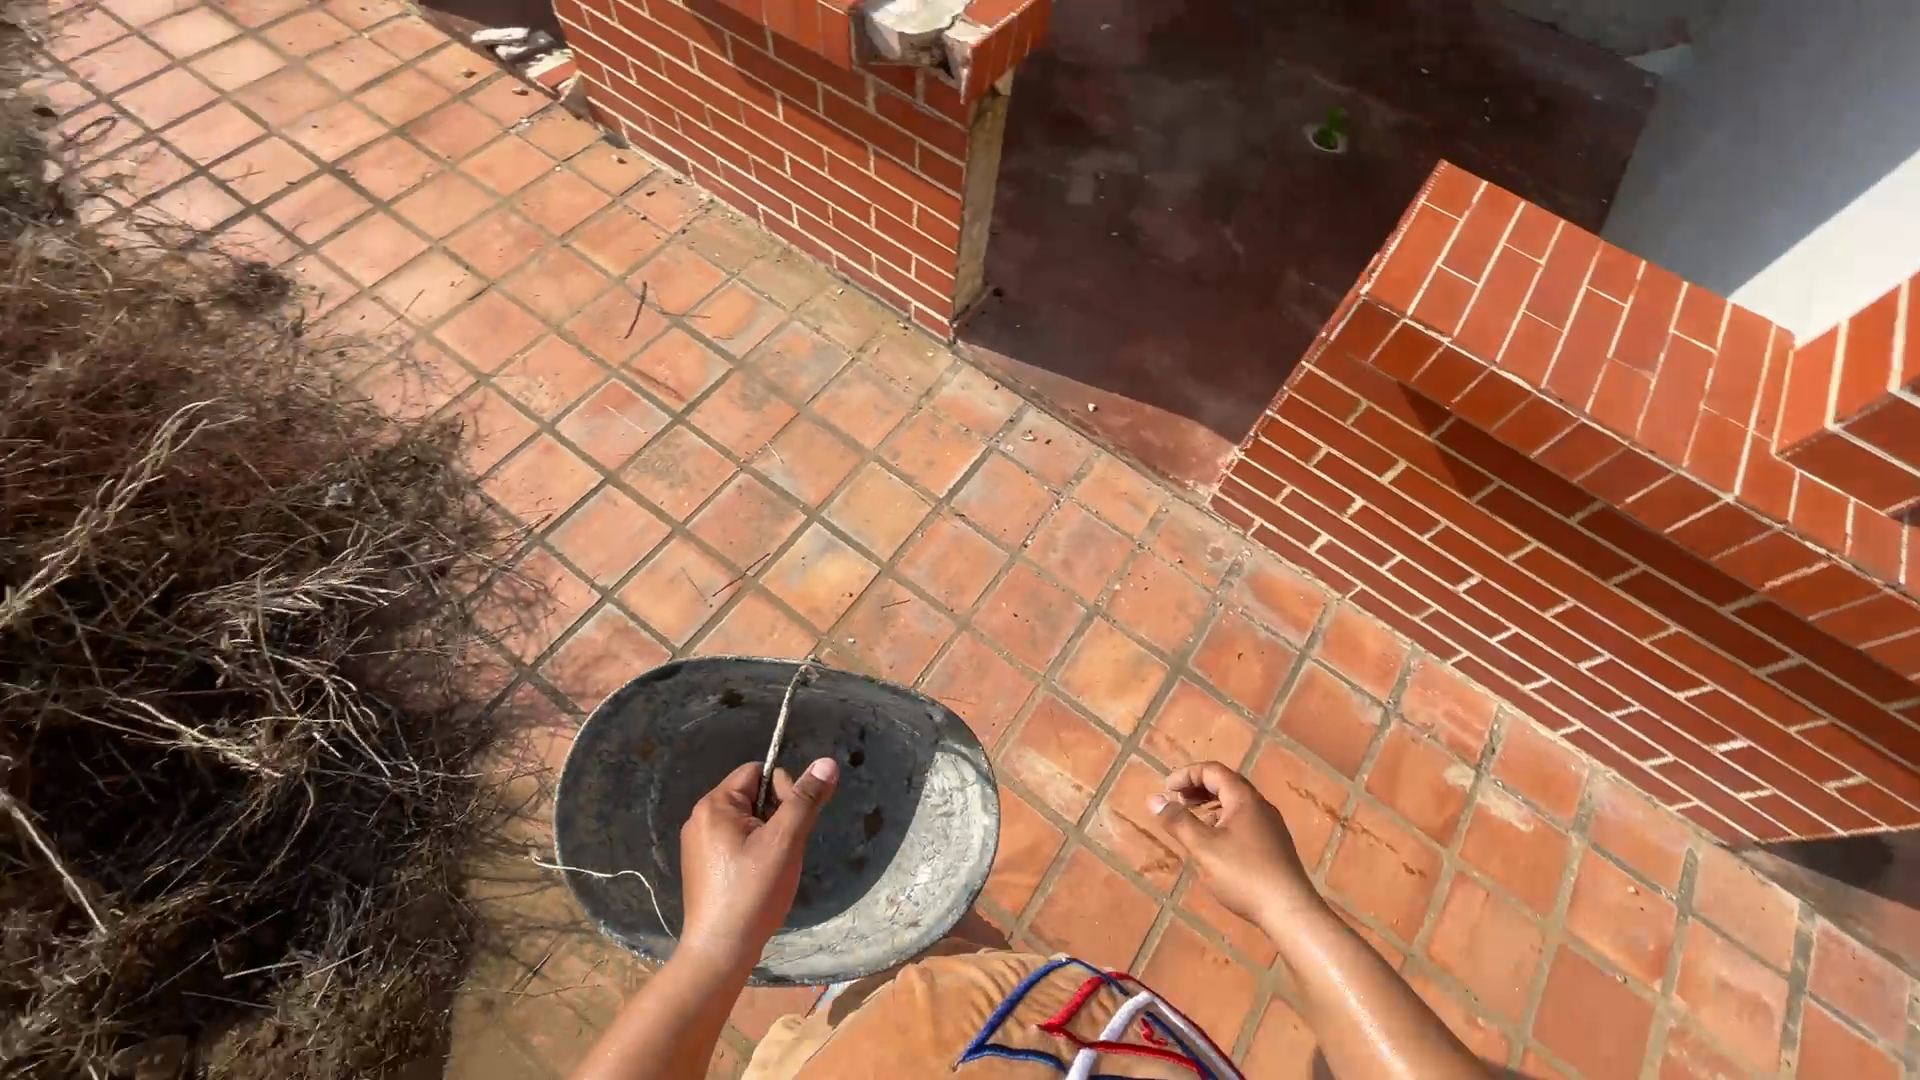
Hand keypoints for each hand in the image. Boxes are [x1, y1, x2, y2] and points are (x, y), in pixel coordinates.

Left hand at [677, 758, 837, 972]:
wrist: (720, 953)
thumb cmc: (752, 891)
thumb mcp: (786, 840)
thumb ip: (806, 798)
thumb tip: (828, 762)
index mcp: (714, 805)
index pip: (758, 771)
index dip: (783, 789)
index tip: (791, 823)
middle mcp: (701, 818)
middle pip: (754, 795)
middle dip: (778, 814)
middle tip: (784, 848)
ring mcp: (699, 844)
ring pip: (749, 820)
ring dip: (770, 835)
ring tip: (774, 866)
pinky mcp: (703, 866)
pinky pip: (737, 841)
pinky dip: (756, 852)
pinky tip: (760, 878)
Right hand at [1148, 761, 1320, 931]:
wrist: (1291, 912)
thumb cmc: (1244, 875)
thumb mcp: (1203, 847)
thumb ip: (1178, 821)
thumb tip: (1153, 799)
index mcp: (1244, 799)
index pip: (1213, 771)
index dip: (1187, 774)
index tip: (1167, 788)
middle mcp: (1260, 806)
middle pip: (1226, 783)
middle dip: (1198, 787)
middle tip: (1177, 801)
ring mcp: (1271, 826)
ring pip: (1236, 803)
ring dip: (1210, 804)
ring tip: (1192, 820)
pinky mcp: (1274, 845)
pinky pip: (1244, 820)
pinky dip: (1223, 820)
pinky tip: (1215, 843)